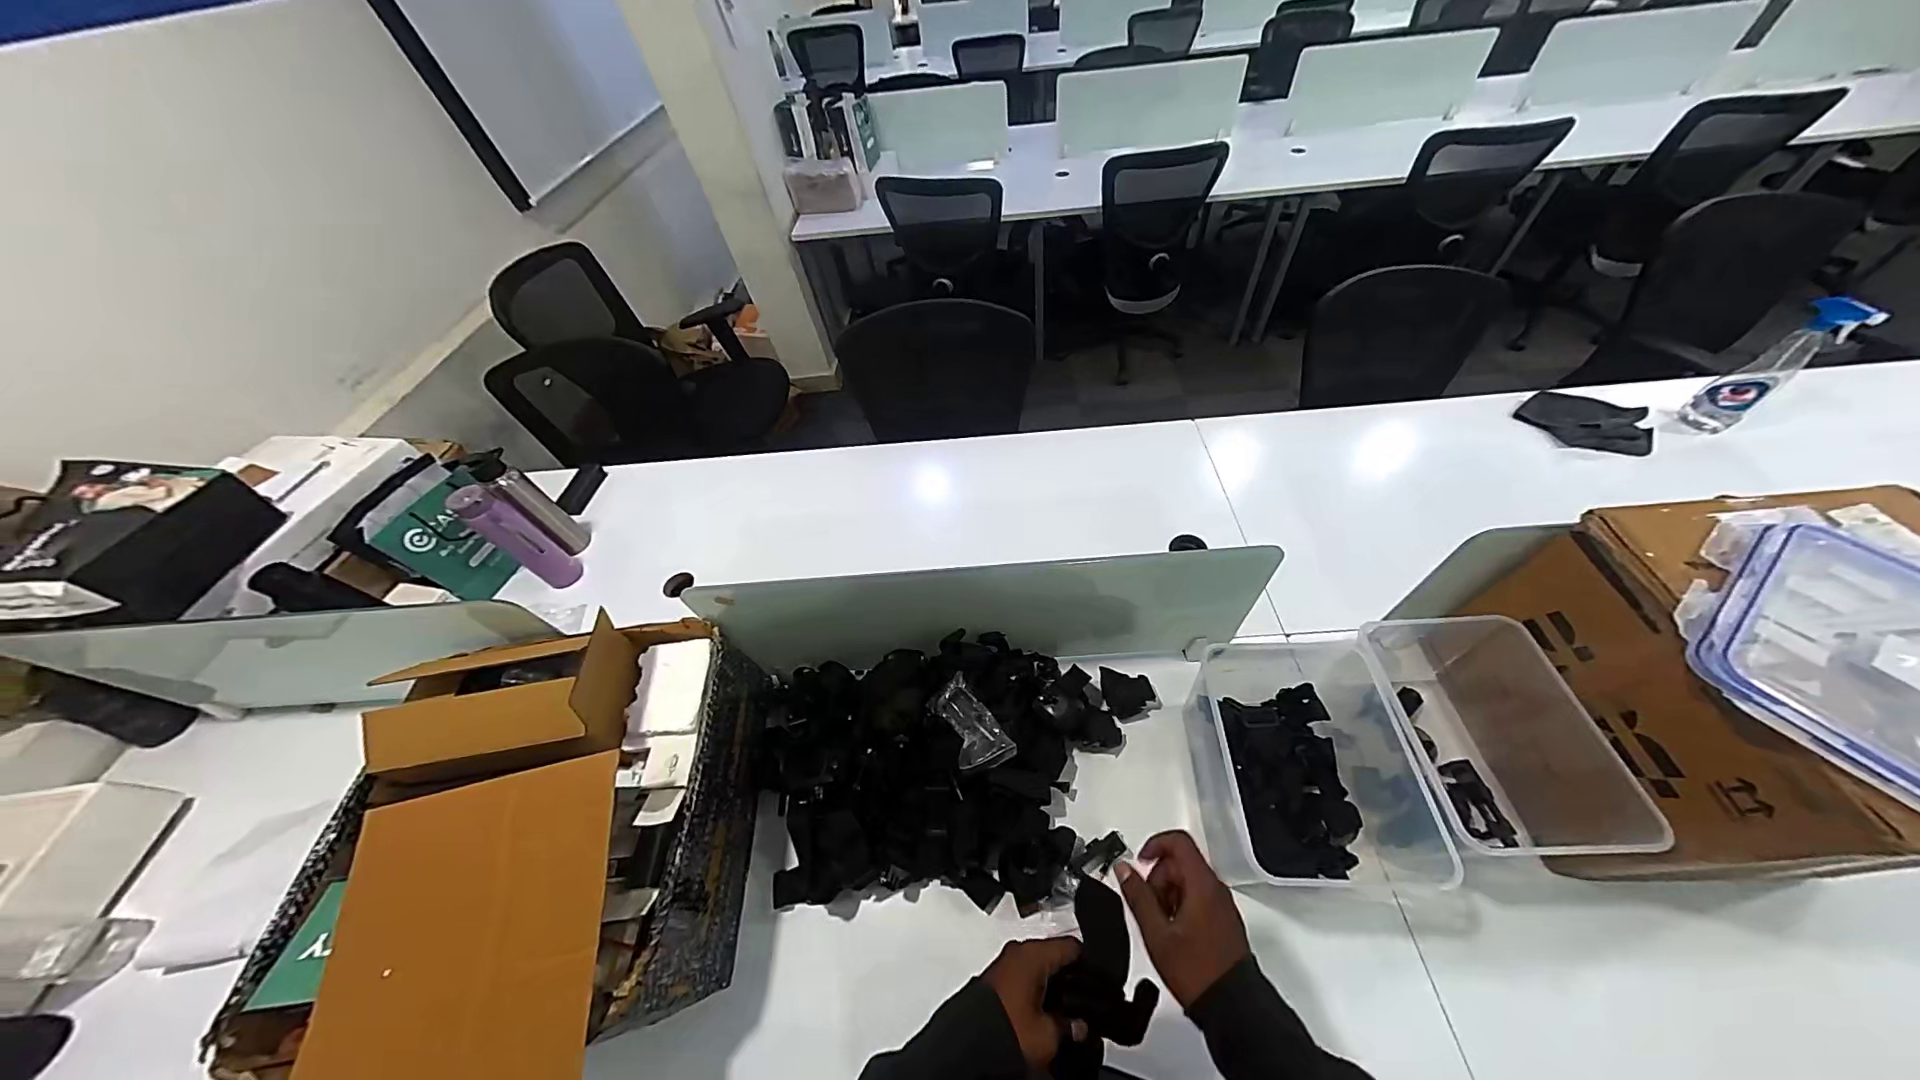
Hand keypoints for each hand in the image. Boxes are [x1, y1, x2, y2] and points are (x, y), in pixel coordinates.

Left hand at [981, 937, 1088, 1069]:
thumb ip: (1070, 1026)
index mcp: (1032, 954)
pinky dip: (1036, 991)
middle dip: (1070, 976)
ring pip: (1038, 968)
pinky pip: (1024, 978)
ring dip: (1052, 986)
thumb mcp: (1048, 1034)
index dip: (1089, 963)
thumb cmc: (1003, 1029)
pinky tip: (1044, 1013)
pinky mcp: (994, 980)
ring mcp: (1004, 965)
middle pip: (1054, 956)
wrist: (967, 1044)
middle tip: (1086, 997)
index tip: (1100, 977)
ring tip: (1068, 1010)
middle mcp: (1017, 952)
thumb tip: (1079, 1026)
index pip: (1071, 946)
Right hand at [1115, 830, 1250, 1007]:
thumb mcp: (1156, 933)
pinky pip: (1198, 897)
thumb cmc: (1199, 972)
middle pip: (1181, 861)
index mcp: (1202, 885)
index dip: (1154, 845)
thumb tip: (1124, 869)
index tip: (1140, 862)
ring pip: (1188, 880)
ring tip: (1159, 922)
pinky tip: (1172, 932)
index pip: (1178, 842)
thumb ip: (1138, 895)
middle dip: (1157, 876)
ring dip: (1167, 892)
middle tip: (1147, 902)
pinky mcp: (1224, 920)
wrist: (1232, 1007)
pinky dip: (1180, 904)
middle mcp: (1216, 889)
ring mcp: (1222, 905)